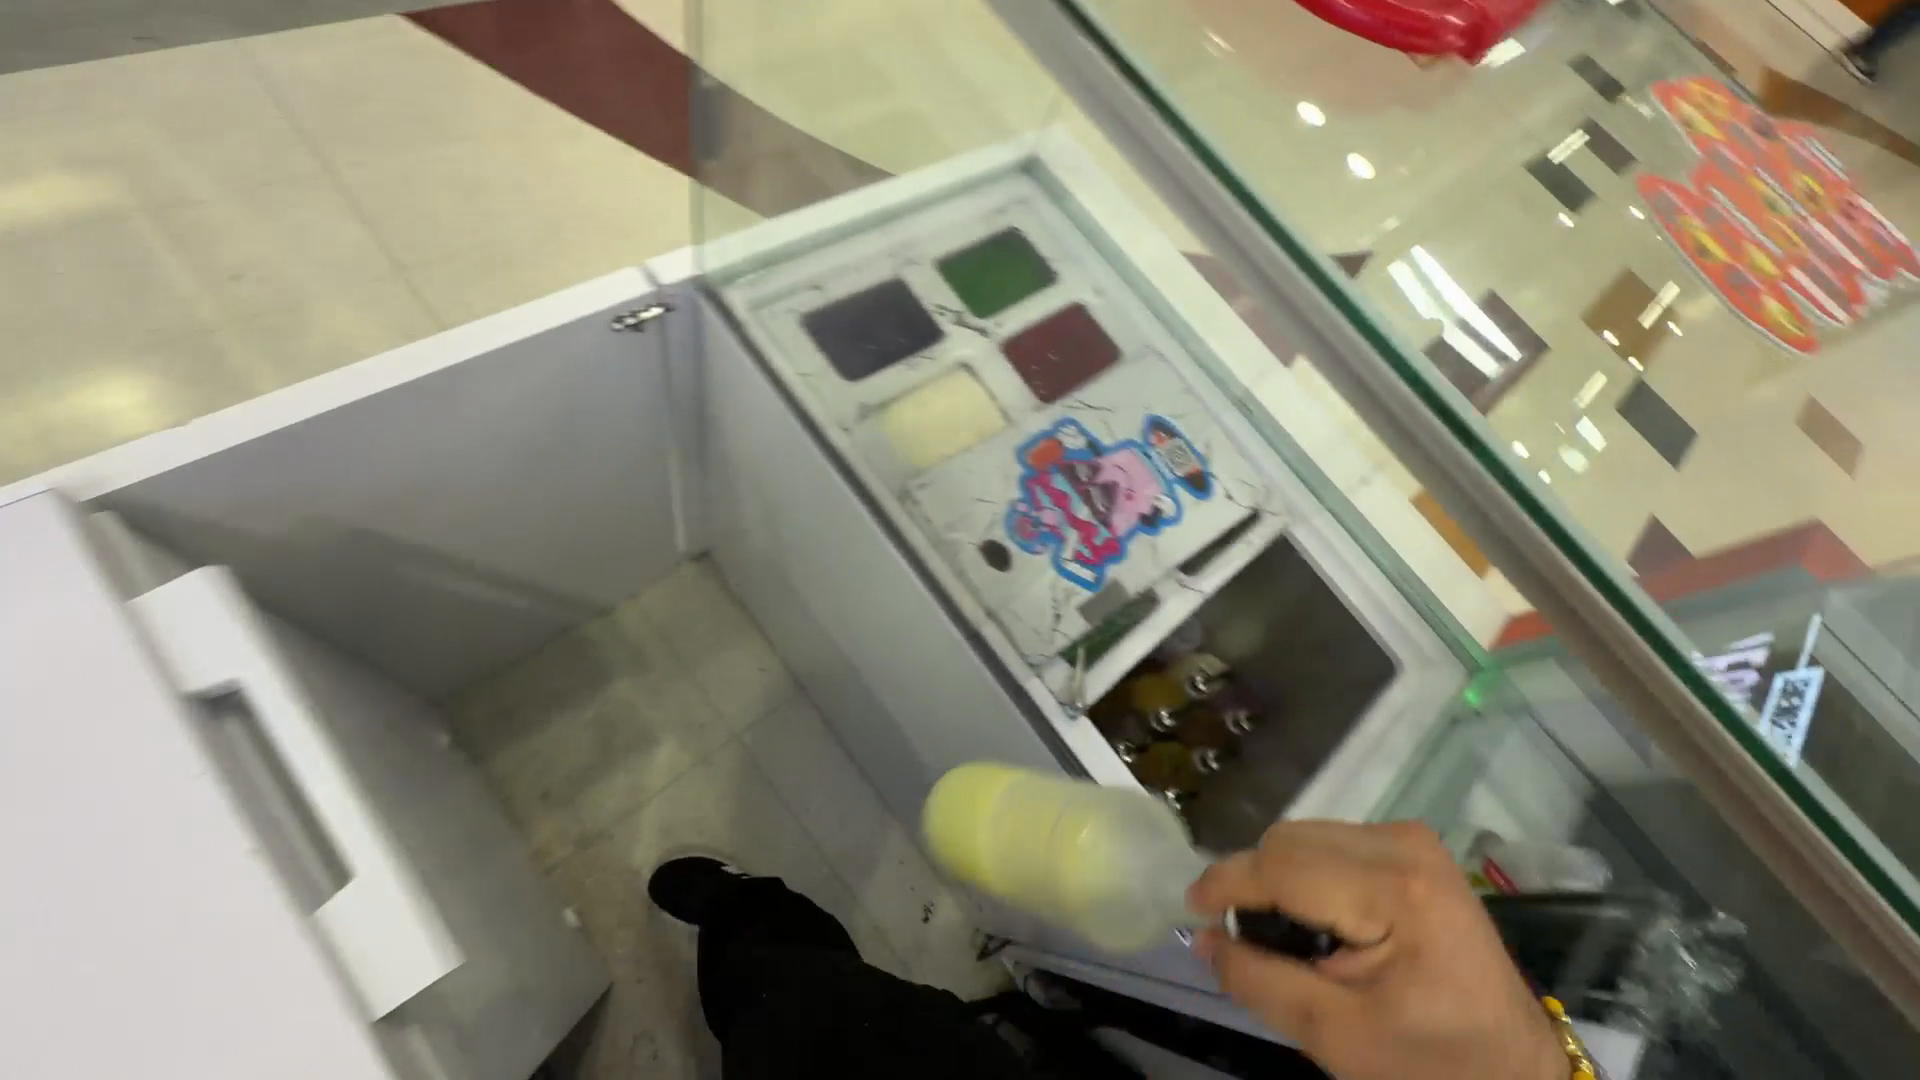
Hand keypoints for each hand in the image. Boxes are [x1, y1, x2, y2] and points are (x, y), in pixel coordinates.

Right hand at [1189, 821, 1565, 1079]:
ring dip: (1279, 877)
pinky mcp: (1413, 845)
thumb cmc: (1431, 1064)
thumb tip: (1203, 938)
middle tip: (1253, 942)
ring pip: (1303, 836)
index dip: (1227, 883)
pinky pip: (1328, 842)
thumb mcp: (1333, 1037)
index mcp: (1393, 890)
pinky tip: (1322, 919)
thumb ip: (1258, 980)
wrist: (1519, 1072)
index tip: (1192, 910)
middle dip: (1255, 884)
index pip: (1281, 866)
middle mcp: (1402, 844)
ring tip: (1290, 936)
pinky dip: (1306, 874)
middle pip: (1288, 842)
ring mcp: (1411, 839)